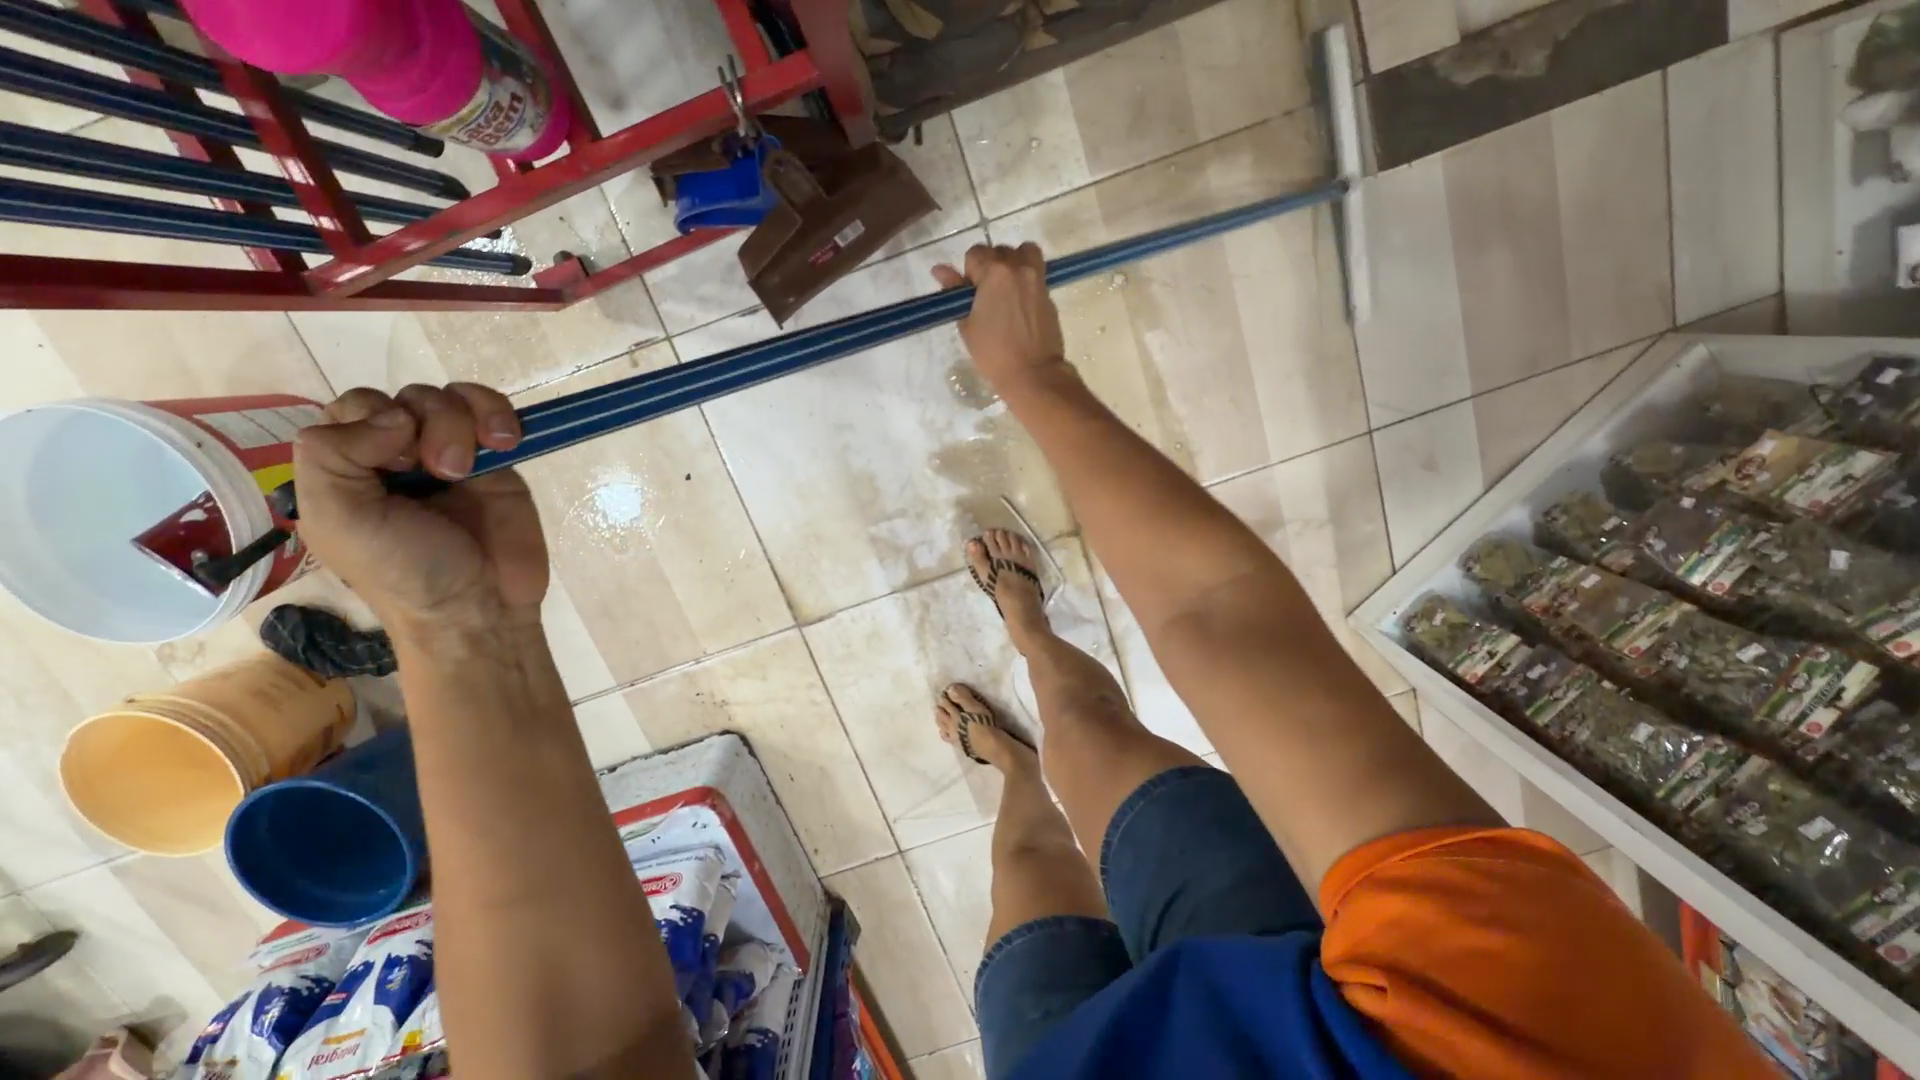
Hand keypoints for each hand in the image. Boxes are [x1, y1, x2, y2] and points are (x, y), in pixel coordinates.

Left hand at [293, 385, 548, 636]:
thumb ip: (332, 454)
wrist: (479, 606)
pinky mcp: (499, 461)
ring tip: (467, 469)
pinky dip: (497, 413)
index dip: (374, 421)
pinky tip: (505, 441)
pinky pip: (493, 411)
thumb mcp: (337, 519)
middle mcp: (398, 455)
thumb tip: (398, 417)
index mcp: (350, 467)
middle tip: (437, 472)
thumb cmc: (403, 570)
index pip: (354, 408)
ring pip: (448, 397)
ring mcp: (452, 454)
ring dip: (460, 420)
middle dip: (423, 423)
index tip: (394, 465)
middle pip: (403, 398)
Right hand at [932, 243, 1068, 388]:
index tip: (971, 294)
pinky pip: (1036, 271)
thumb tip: (939, 270)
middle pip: (1000, 251)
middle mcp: (1018, 267)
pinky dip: (1026, 277)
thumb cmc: (993, 352)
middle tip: (986, 295)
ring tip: (1007, 288)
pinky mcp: (1049, 292)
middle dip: (990, 266)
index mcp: (994, 272)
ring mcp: (1037, 278)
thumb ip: (955, 291)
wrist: (1033, 372)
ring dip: (1013, 262)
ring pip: (1024, 252)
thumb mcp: (967, 323)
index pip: (975, 253)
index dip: (969, 272)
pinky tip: (1020, 302)